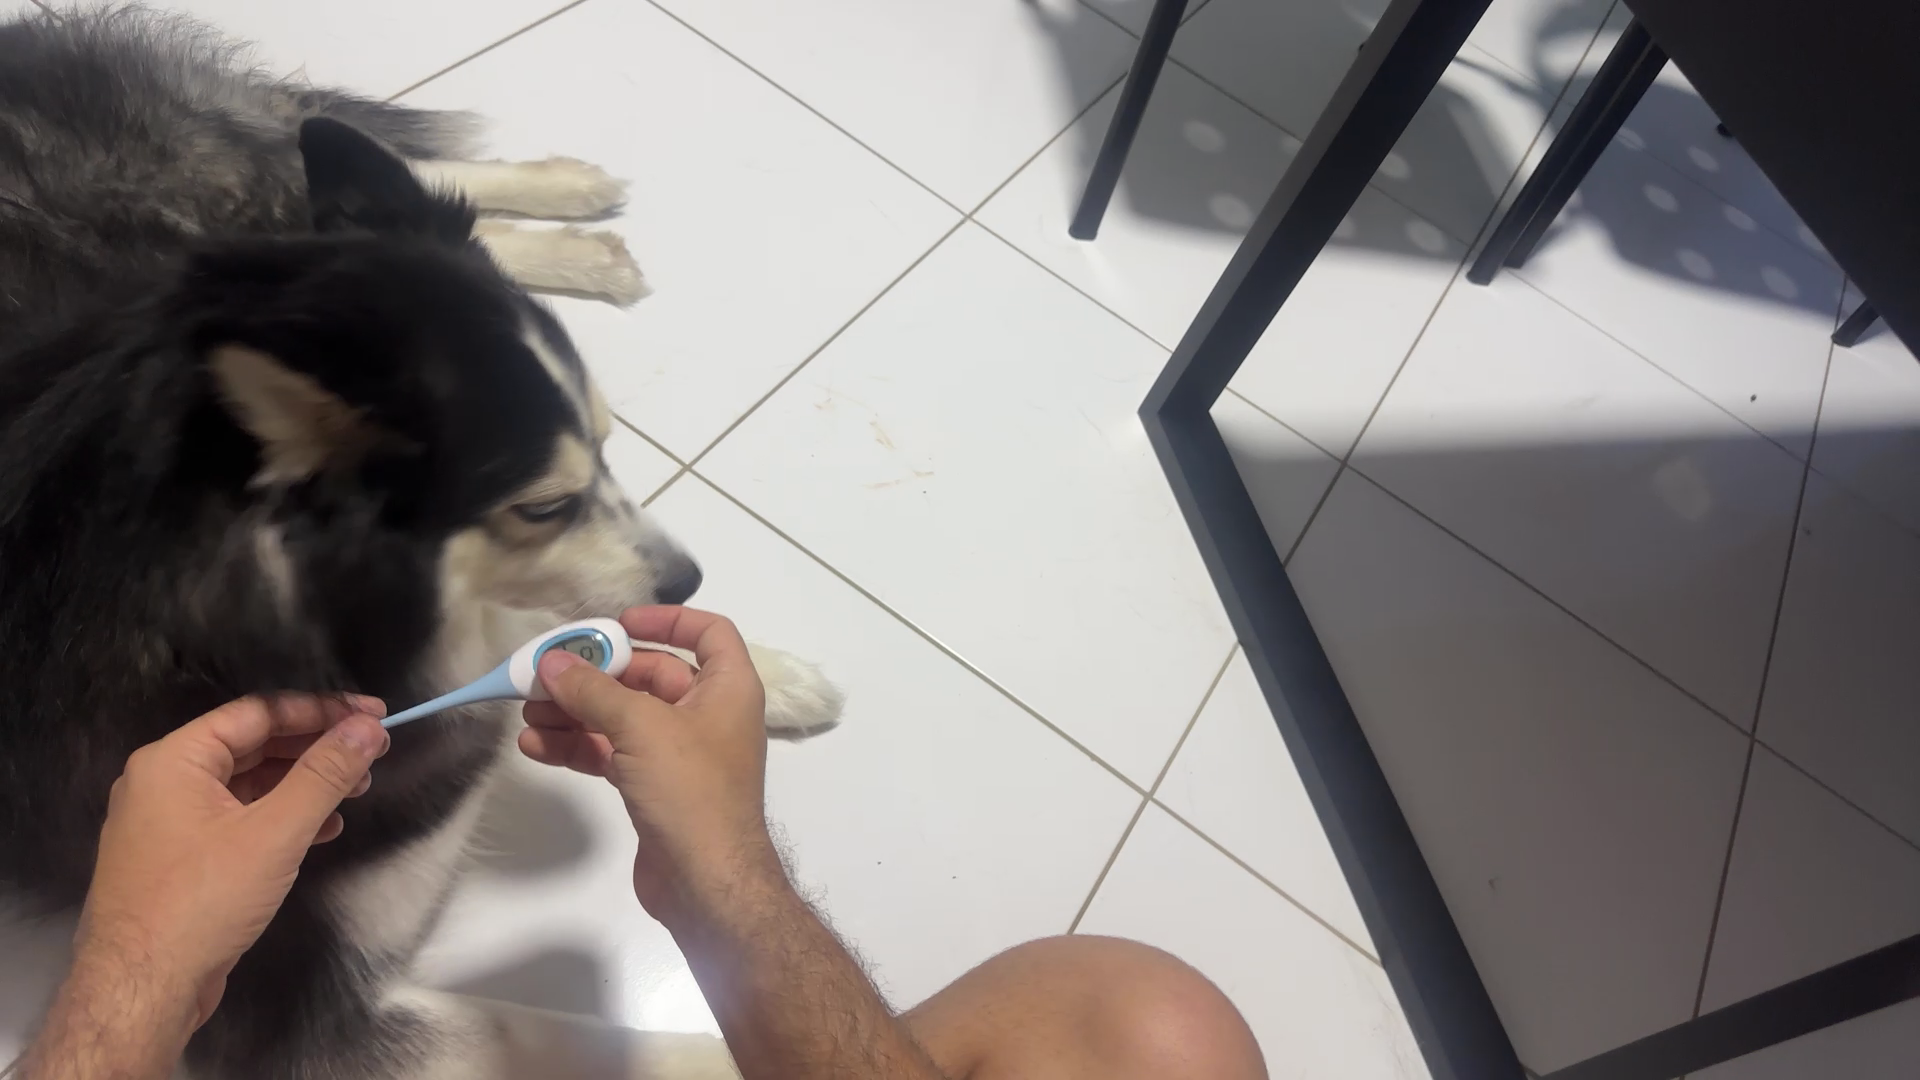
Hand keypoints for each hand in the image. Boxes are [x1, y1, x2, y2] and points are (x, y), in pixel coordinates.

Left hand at [74, 695, 389, 1031]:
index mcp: (174, 763)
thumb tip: (369, 726)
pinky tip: (327, 827)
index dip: (325, 708)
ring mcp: (174, 821)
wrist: (143, 992)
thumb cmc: (204, 899)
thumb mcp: (279, 829)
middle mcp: (168, 783)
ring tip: (357, 790)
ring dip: (313, 779)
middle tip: (375, 750)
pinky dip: (293, 810)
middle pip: (260, 742)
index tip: (377, 714)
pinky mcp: (189, 853)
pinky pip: (249, 811)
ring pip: (258, 778)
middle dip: (322, 746)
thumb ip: (328, 770)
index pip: (262, 712)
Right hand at [519, 606, 779, 926]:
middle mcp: (710, 712)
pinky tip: (535, 745)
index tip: (619, 622)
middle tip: (544, 674)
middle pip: (653, 674)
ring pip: (626, 716)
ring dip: (579, 711)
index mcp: (729, 686)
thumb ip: (596, 691)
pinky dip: (580, 745)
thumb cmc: (691, 789)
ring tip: (526, 711)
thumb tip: (553, 661)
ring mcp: (682, 750)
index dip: (668, 619)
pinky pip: (615, 751)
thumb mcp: (643, 729)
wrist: (708, 882)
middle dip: (599, 674)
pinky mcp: (657, 784)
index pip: (708, 632)